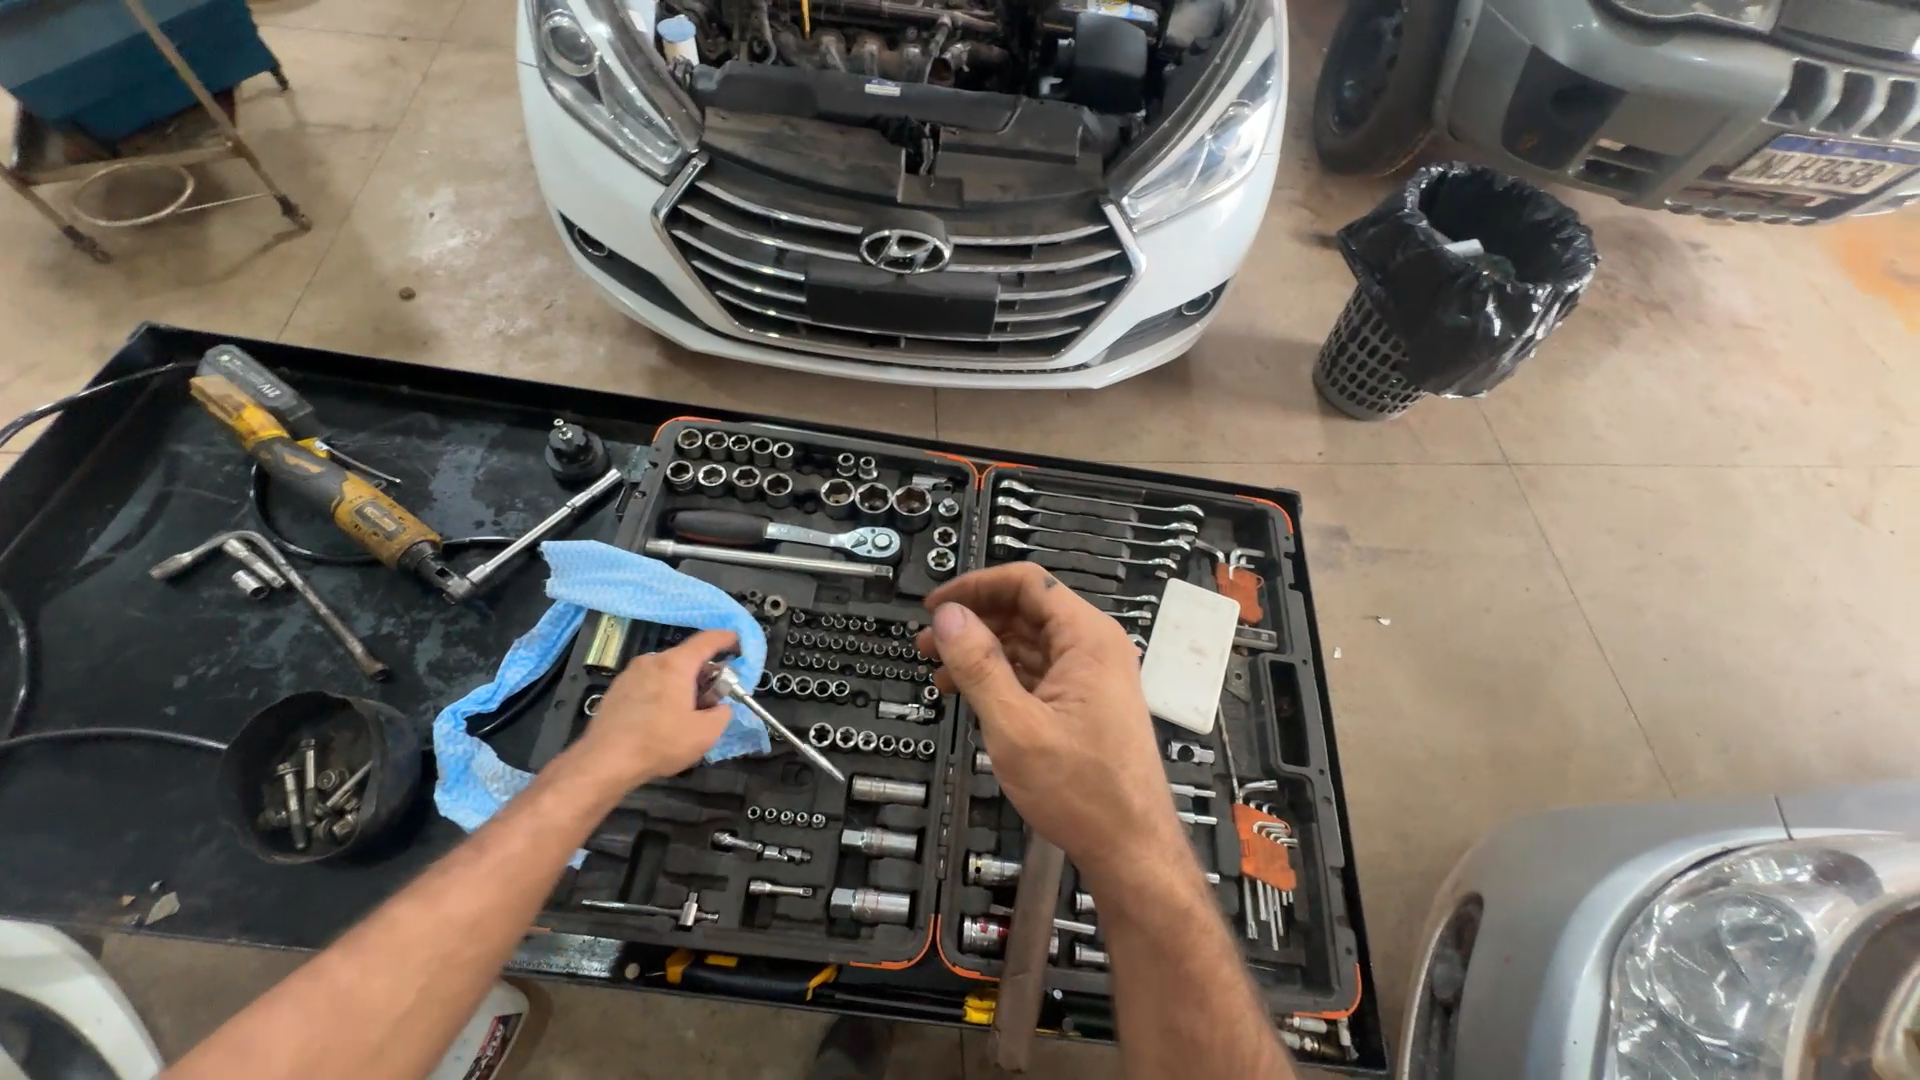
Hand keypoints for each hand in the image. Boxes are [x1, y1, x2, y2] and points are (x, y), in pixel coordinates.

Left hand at [568, 629, 737, 789]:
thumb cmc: (659, 743)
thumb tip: (720, 707)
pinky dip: (662, 694)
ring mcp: (630, 674)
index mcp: (676, 664)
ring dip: (682, 685)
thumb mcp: (706, 733)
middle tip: (713, 699)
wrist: (604, 762)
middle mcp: (651, 661)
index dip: (729, 639)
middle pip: (687, 658)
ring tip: (685, 715)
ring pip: (667, 672)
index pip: (709, 640)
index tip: (740, 645)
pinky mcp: (616, 691)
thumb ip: (723, 713)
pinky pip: (648, 684)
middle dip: (705, 674)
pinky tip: (660, 721)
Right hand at [916, 563, 1182, 885]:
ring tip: (939, 671)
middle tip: (926, 642)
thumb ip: (979, 665)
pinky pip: (1037, 672)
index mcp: (1087, 638)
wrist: (1131, 849)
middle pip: (1026, 610)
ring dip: (982, 650)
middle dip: (973, 620)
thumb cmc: (1080, 789)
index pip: (1026, 582)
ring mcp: (1091, 676)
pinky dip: (1001, 676)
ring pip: (1028, 642)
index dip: (975, 586)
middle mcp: (1093, 647)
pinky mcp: (1084, 702)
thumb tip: (947, 616)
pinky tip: (969, 694)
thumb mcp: (1016, 726)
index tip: (936, 606)